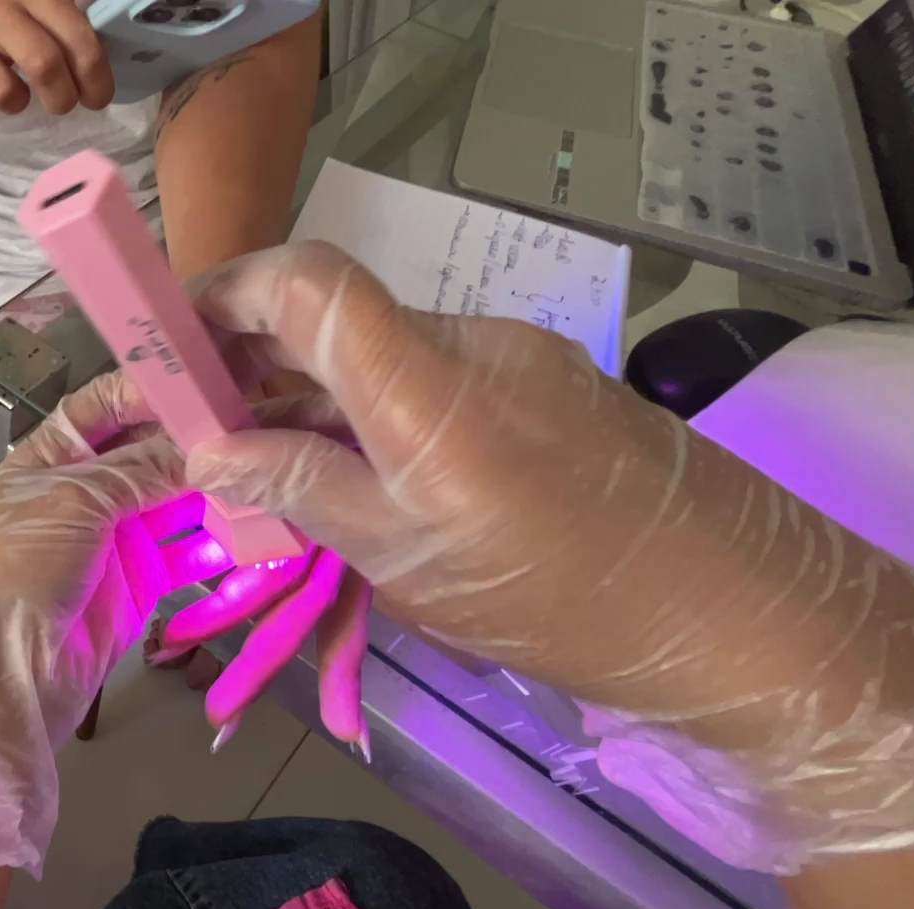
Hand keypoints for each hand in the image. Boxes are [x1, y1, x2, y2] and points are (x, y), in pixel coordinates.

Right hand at [0, 0, 112, 113]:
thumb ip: (57, 10)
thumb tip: (93, 52)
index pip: (81, 18)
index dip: (100, 54)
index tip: (102, 79)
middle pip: (74, 39)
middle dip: (92, 79)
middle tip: (93, 100)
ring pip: (43, 63)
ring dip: (60, 95)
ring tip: (60, 103)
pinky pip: (2, 89)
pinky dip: (16, 101)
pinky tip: (17, 97)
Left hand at [0, 374, 226, 875]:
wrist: (0, 673)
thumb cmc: (16, 569)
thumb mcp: (72, 503)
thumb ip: (139, 469)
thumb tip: (207, 443)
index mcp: (52, 455)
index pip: (108, 403)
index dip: (157, 388)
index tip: (219, 379)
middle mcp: (86, 487)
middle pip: (153, 451)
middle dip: (204, 443)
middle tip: (272, 427)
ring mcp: (116, 536)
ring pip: (179, 501)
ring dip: (222, 491)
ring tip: (279, 473)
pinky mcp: (141, 581)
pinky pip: (189, 553)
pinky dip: (222, 544)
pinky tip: (265, 530)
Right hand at [184, 240, 913, 872]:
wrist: (742, 618)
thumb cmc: (554, 597)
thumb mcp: (402, 557)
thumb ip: (300, 488)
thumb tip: (208, 452)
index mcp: (430, 387)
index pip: (311, 286)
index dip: (228, 292)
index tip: (171, 339)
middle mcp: (467, 346)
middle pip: (329, 318)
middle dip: (247, 358)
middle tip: (197, 421)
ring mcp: (504, 361)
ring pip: (367, 356)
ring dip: (297, 396)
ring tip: (255, 461)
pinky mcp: (529, 386)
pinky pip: (412, 380)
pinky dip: (352, 413)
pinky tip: (335, 468)